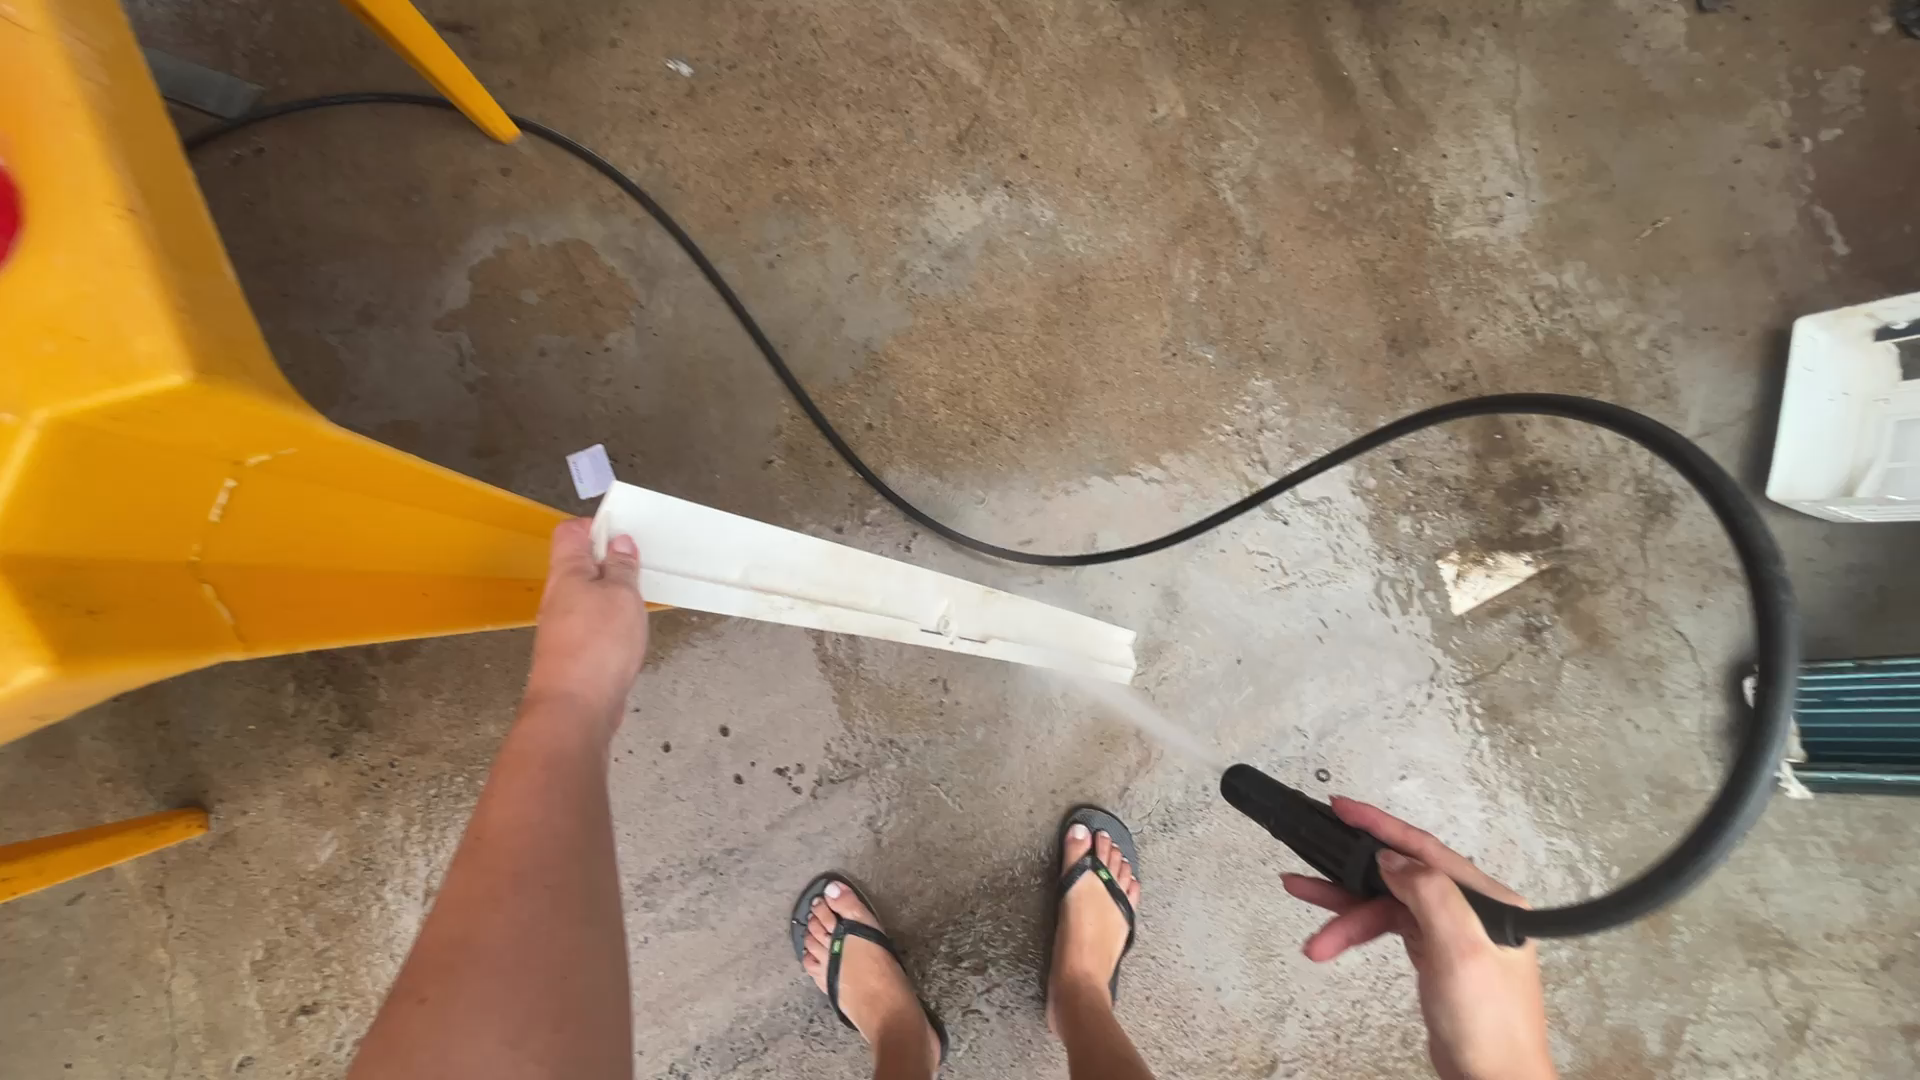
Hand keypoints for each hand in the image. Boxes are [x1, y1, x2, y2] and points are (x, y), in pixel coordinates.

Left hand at [522, 518, 648, 734]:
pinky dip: (611, 617)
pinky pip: (592, 621)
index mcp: (566, 573)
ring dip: (612, 590)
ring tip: (640, 595)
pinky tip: (630, 629)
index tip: (625, 532)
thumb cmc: (599, 643)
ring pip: (587, 594)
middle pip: (578, 564)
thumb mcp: (622, 595)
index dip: (595, 526)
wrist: (576, 706)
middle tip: (641, 564)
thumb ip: (622, 567)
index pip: (570, 532)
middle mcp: (558, 596)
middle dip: (609, 559)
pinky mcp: (574, 651)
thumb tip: (619, 541)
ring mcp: (563, 625)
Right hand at [1282, 798, 1554, 1079]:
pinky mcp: (1429, 949)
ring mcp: (1446, 928)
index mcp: (1486, 900)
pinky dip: (1352, 927)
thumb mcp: (1460, 952)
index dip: (1379, 824)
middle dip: (1347, 873)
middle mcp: (1466, 907)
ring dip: (1341, 907)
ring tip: (1301, 896)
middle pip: (1394, 874)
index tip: (1342, 807)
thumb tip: (1392, 858)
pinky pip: (1382, 923)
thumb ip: (1429, 894)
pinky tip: (1327, 936)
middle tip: (1308, 862)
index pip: (1424, 848)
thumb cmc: (1489, 1024)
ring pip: (1381, 900)